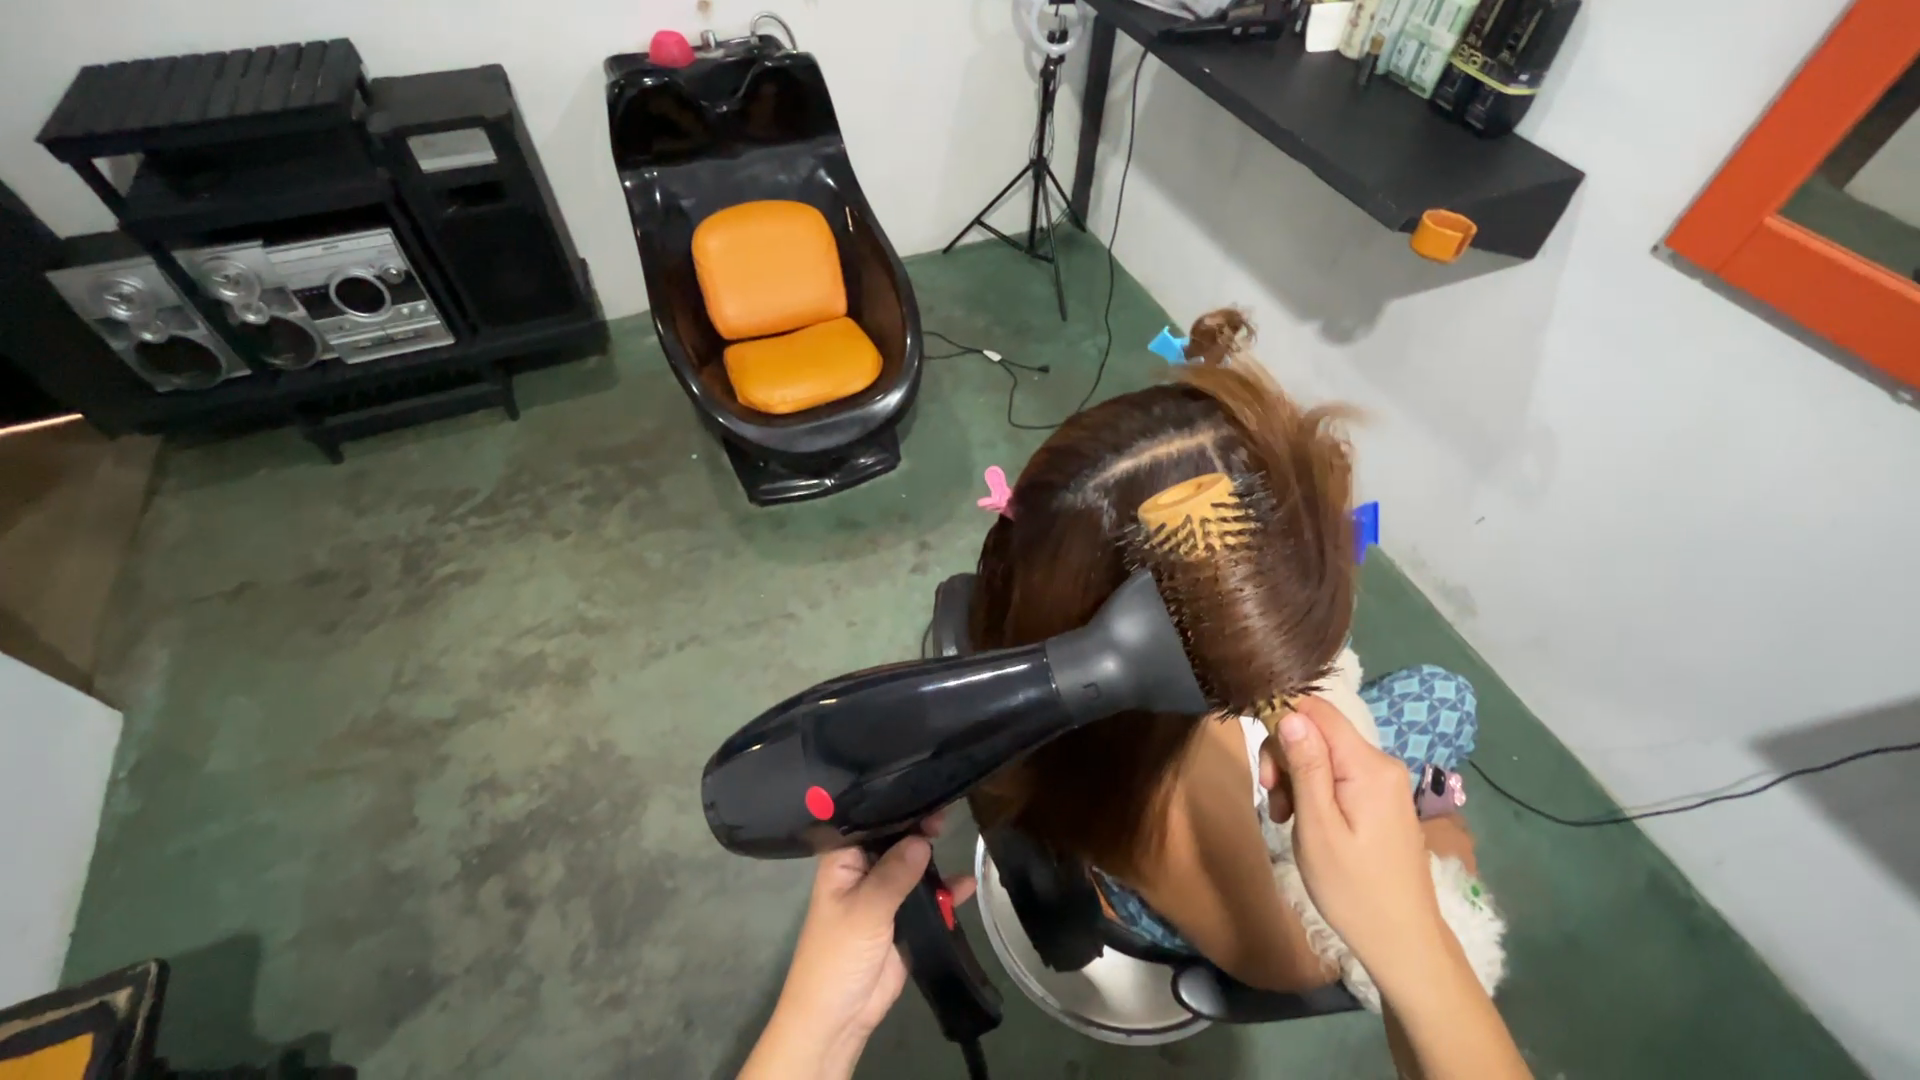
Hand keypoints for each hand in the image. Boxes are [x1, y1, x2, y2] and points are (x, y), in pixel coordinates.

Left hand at [741, 816, 975, 1079]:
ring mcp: (885, 895)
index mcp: (842, 861)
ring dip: (935, 859)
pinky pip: (928, 897)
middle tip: (946, 816)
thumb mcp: (865, 910)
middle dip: (919, 829)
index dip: (895, 807)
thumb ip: (894, 873)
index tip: (924, 792)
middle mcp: (863, 871)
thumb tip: (922, 839)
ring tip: (959, 841)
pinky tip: (966, 885)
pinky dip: (946, 890)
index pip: (869, 822)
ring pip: (914, 867)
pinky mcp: (904, 919)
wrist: (838, 1018)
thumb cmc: (838, 956)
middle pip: (895, 841)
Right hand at [1274, 696, 1447, 976]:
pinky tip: (1304, 821)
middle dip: (1285, 757)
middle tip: (1272, 799)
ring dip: (1295, 777)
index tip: (1263, 762)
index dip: (1282, 719)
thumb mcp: (1318, 828)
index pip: (1317, 710)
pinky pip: (1337, 774)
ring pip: (1323, 754)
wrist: (1403, 942)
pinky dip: (1313, 790)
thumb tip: (1291, 714)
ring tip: (1285, 818)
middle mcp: (1381, 763)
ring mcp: (1383, 782)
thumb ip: (1306, 767)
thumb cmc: (1353, 889)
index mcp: (1368, 766)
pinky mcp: (1380, 799)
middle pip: (1318, 731)